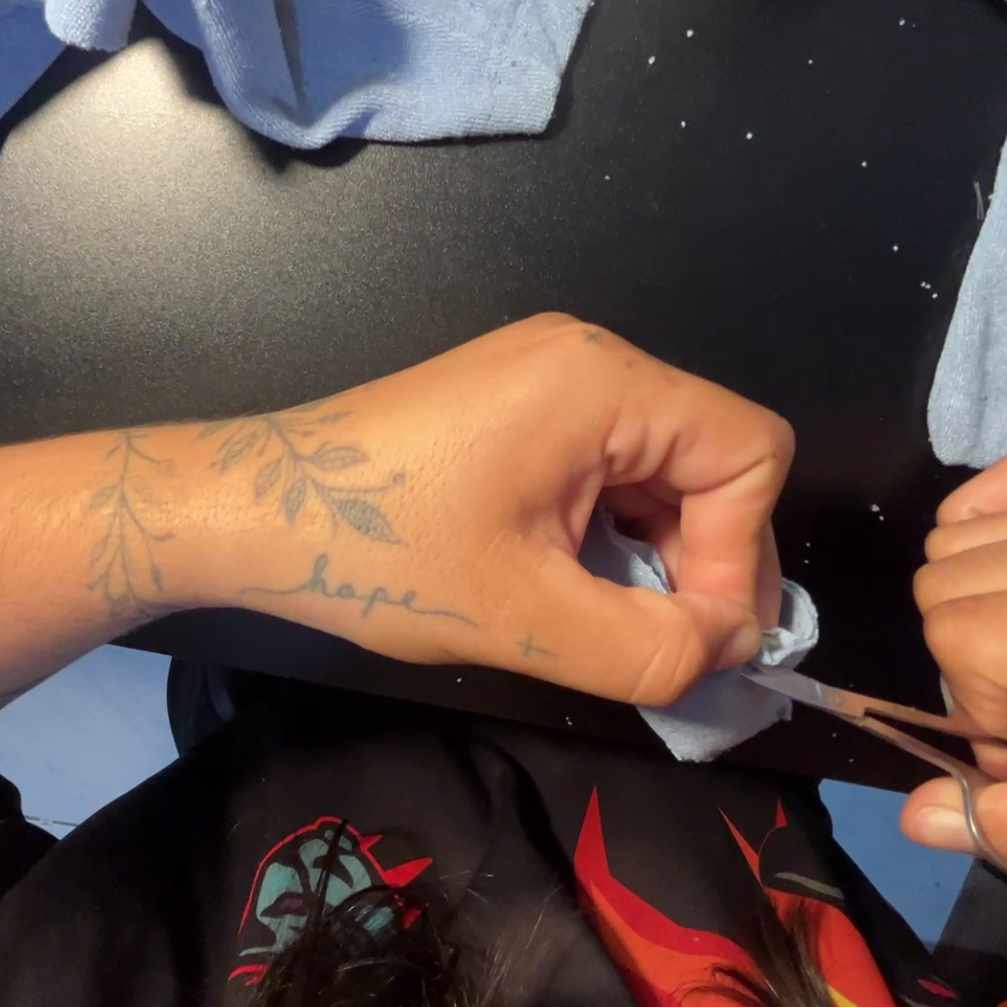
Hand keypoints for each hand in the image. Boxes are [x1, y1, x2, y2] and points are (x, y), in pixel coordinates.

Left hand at [219, 313, 791, 704]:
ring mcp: (542, 375)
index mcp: (602, 381)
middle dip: (700, 559)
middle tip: (664, 641)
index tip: (696, 636)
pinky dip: (606, 529)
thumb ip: (650, 648)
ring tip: (605, 615)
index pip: (750, 452)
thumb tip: (726, 649)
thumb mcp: (525, 617)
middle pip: (707, 458)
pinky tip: (567, 577)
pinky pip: (601, 464)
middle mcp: (584, 357)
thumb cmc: (380, 554)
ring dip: (650, 551)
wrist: (256, 509)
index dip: (742, 554)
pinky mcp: (511, 405)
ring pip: (654, 467)